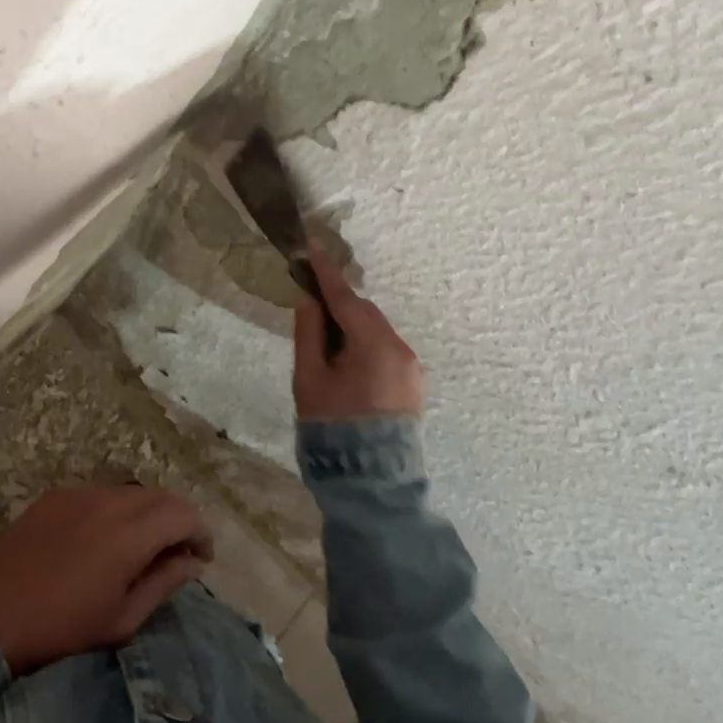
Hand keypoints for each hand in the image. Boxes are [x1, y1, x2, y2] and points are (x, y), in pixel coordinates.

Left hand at [0, 487, 212, 674]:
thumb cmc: (62, 626)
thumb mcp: (122, 619)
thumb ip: (163, 584)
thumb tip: (192, 563)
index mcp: (130, 534)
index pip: (184, 512)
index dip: (201, 532)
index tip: (202, 558)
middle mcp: (109, 501)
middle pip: (161, 495)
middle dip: (178, 519)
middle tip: (178, 553)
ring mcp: (80, 492)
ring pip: (130, 491)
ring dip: (147, 513)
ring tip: (142, 546)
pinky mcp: (57, 494)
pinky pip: (100, 493)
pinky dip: (116, 510)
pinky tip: (104, 539)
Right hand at [293, 242, 424, 419]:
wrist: (370, 479)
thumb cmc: (331, 426)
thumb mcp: (309, 379)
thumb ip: (309, 334)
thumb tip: (311, 301)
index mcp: (374, 347)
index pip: (346, 299)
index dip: (326, 272)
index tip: (313, 243)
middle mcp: (401, 350)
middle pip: (365, 313)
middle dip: (339, 305)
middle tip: (311, 308)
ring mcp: (412, 366)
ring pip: (377, 330)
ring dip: (353, 327)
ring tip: (328, 347)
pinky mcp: (414, 381)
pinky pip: (386, 349)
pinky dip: (366, 345)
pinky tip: (348, 362)